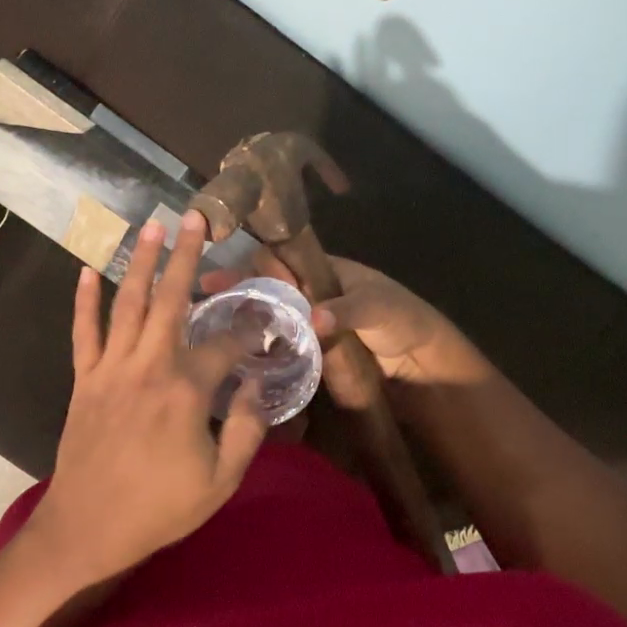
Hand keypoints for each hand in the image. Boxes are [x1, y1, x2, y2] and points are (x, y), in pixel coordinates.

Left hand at [23, 211, 267, 581]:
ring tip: (152, 226)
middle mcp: (148, 367)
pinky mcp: (83, 380)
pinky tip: (88, 270)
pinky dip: (85, 301)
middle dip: (187, 257)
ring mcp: (110, 370)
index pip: (225, 345)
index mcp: (186, 390)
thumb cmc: (159, 509)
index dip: (248, 330)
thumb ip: (244, 429)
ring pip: (128, 305)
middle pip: (171, 301)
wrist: (87, 527)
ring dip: (141, 264)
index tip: (264, 318)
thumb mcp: (220, 480)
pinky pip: (83, 332)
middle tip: (196, 216)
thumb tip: (253, 385)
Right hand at [202, 252, 485, 387]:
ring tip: (208, 338)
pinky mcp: (309, 356)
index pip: (276, 262)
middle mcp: (308, 296)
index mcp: (321, 273)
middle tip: (201, 312)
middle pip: (263, 292)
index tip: (214, 280)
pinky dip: (259, 353)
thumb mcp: (378, 309)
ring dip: (241, 327)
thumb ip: (347, 312)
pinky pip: (279, 349)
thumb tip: (313, 318)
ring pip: (267, 322)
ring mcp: (306, 327)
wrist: (425, 362)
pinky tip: (235, 364)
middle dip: (233, 299)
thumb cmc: (402, 319)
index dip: (244, 269)